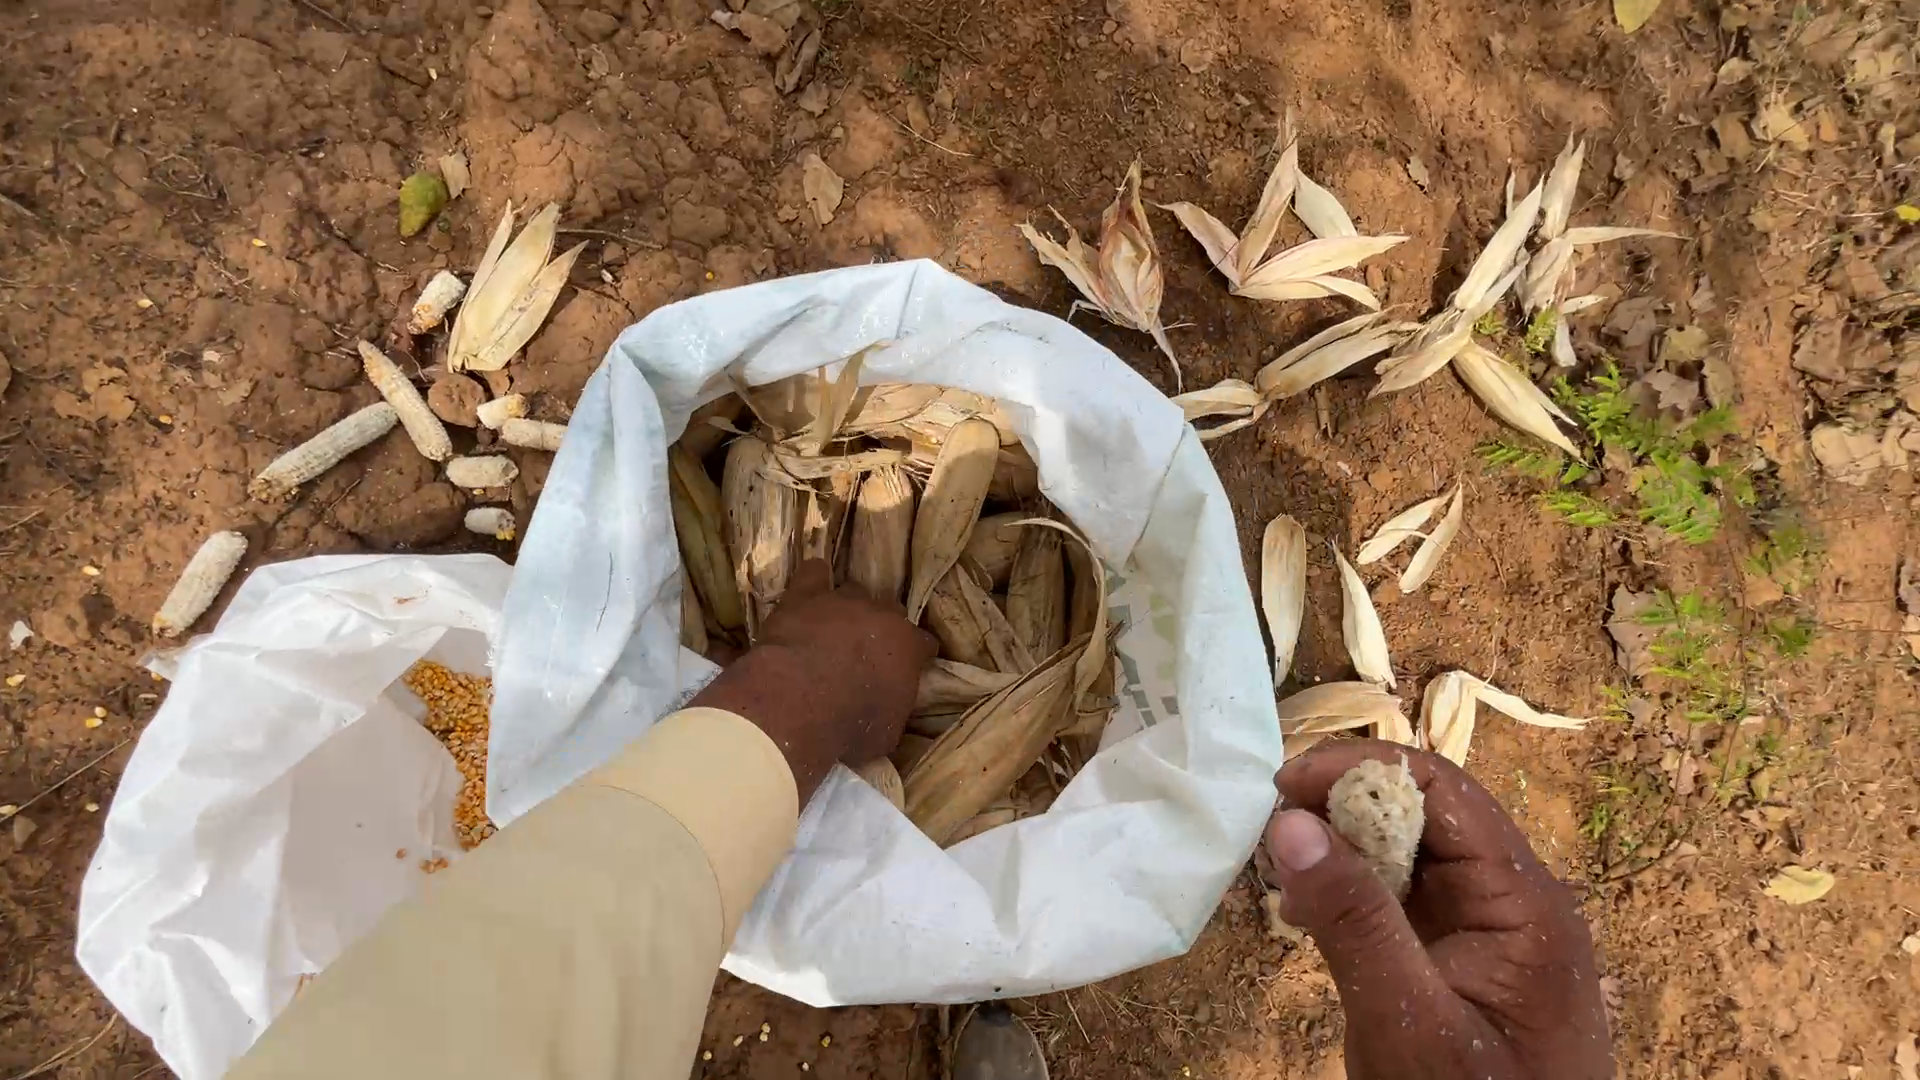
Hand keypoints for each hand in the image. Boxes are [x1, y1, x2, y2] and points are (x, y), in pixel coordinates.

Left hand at [689, 561, 935, 800]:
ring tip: (834, 627)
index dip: (916, 655)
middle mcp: (883, 615)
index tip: (908, 668)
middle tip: (867, 651)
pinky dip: (813, 581)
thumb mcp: (886, 732)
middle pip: (892, 611)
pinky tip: (809, 590)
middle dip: (883, 628)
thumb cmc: (849, 725)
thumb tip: (889, 708)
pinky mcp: (805, 594)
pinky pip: (813, 574)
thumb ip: (893, 710)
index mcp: (909, 647)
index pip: (924, 644)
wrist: (799, 701)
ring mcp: (844, 600)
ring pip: (856, 591)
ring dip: (849, 608)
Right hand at [1261, 741, 1611, 1079]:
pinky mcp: (1444, 942)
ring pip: (1394, 841)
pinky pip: (1387, 884)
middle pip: (1416, 808)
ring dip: (1332, 844)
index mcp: (1522, 901)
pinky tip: (1303, 911)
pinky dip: (1338, 882)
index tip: (1283, 788)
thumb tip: (1288, 820)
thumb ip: (1354, 921)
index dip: (1358, 770)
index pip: (1440, 789)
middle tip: (1272, 834)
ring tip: (1281, 877)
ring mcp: (1475, 920)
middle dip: (1336, 806)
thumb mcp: (1408, 1023)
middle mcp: (1505, 895)